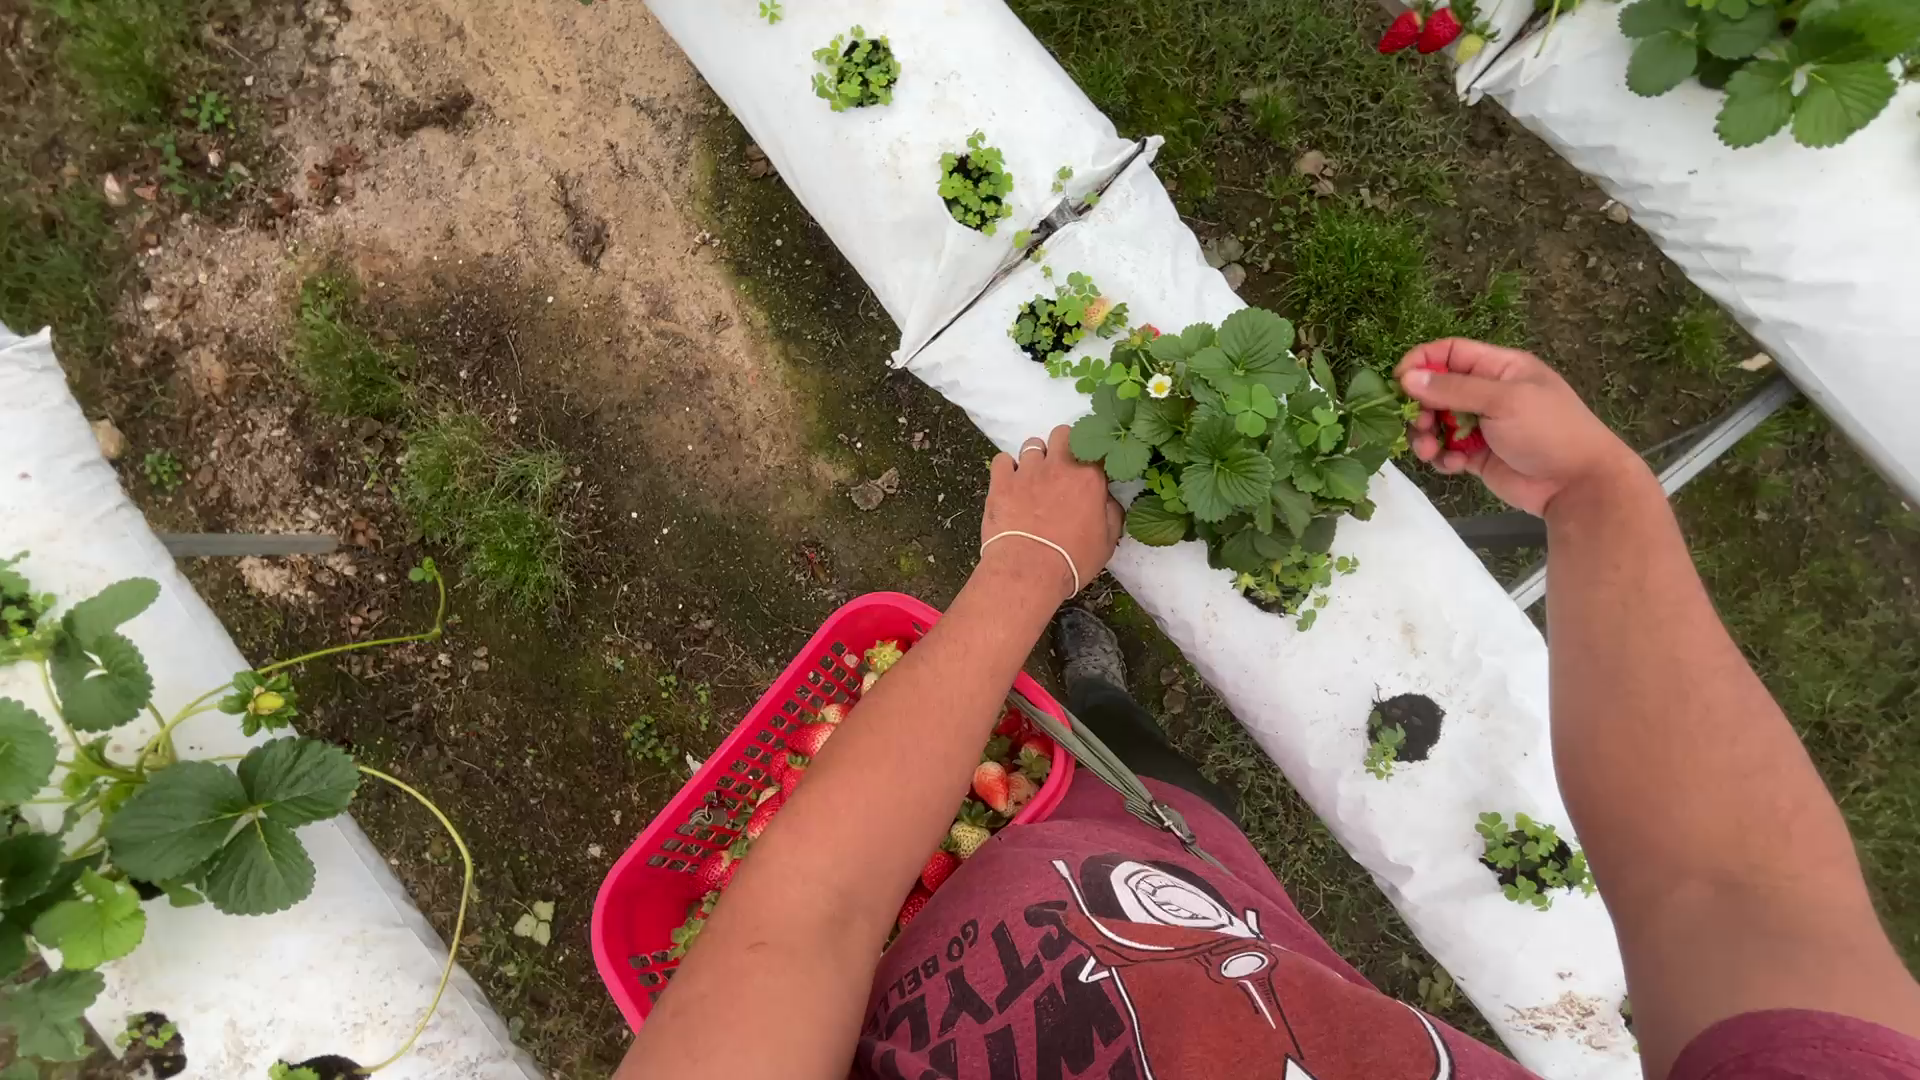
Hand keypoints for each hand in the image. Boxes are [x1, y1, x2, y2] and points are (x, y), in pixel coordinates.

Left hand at [980, 425, 1124, 599]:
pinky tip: (1009, 482)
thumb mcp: (1107, 542)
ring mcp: (1027, 472)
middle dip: (1064, 444)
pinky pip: (1002, 460)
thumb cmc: (1072, 560)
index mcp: (1089, 478)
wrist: (1028, 571)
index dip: (1094, 454)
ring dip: (1036, 457)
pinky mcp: (1001, 482)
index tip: (1091, 465)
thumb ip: (1112, 513)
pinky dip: (1007, 467)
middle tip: (1061, 466)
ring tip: (1034, 477)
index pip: (1096, 448)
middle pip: (1062, 433)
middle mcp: (1059, 466)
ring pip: (1032, 444)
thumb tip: (1108, 499)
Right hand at [1396, 339, 1641, 516]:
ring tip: (1430, 452)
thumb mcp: (1503, 401)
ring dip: (1425, 437)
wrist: (1576, 484)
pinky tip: (1454, 466)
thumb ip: (1453, 389)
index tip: (1399, 383)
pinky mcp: (1474, 454)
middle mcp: (1487, 393)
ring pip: (1434, 423)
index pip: (1449, 353)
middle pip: (1434, 390)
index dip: (1421, 362)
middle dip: (1420, 408)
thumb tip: (1406, 378)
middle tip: (1420, 425)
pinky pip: (1444, 450)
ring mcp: (1480, 424)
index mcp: (1500, 369)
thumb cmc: (1548, 431)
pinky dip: (1441, 458)